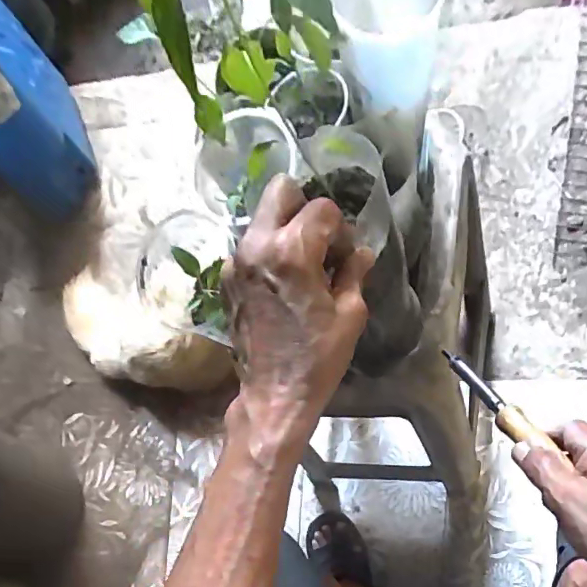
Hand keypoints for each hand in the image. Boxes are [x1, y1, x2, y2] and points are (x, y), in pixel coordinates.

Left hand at [223, 174, 375, 463]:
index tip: (344, 258)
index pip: (321, 208)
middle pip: (282, 191)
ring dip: (287, 232)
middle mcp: (256, 246)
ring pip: (263, 218)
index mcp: (291, 251)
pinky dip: (269, 254)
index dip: (340, 230)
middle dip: (306, 211)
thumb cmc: (317, 359)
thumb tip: (359, 254)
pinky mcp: (227, 280)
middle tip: (321, 247)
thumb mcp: (349, 315)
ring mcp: (236, 262)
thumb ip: (353, 273)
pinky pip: (251, 247)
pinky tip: (283, 286)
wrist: (274, 394)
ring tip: (303, 270)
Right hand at [513, 422, 586, 586]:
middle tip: (551, 497)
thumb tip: (521, 445)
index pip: (565, 427)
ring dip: (570, 484)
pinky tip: (586, 519)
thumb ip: (541, 467)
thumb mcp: (564, 498)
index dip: (542, 441)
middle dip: (557, 468)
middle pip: (577, 446)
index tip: (530, 465)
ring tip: (569, 512)